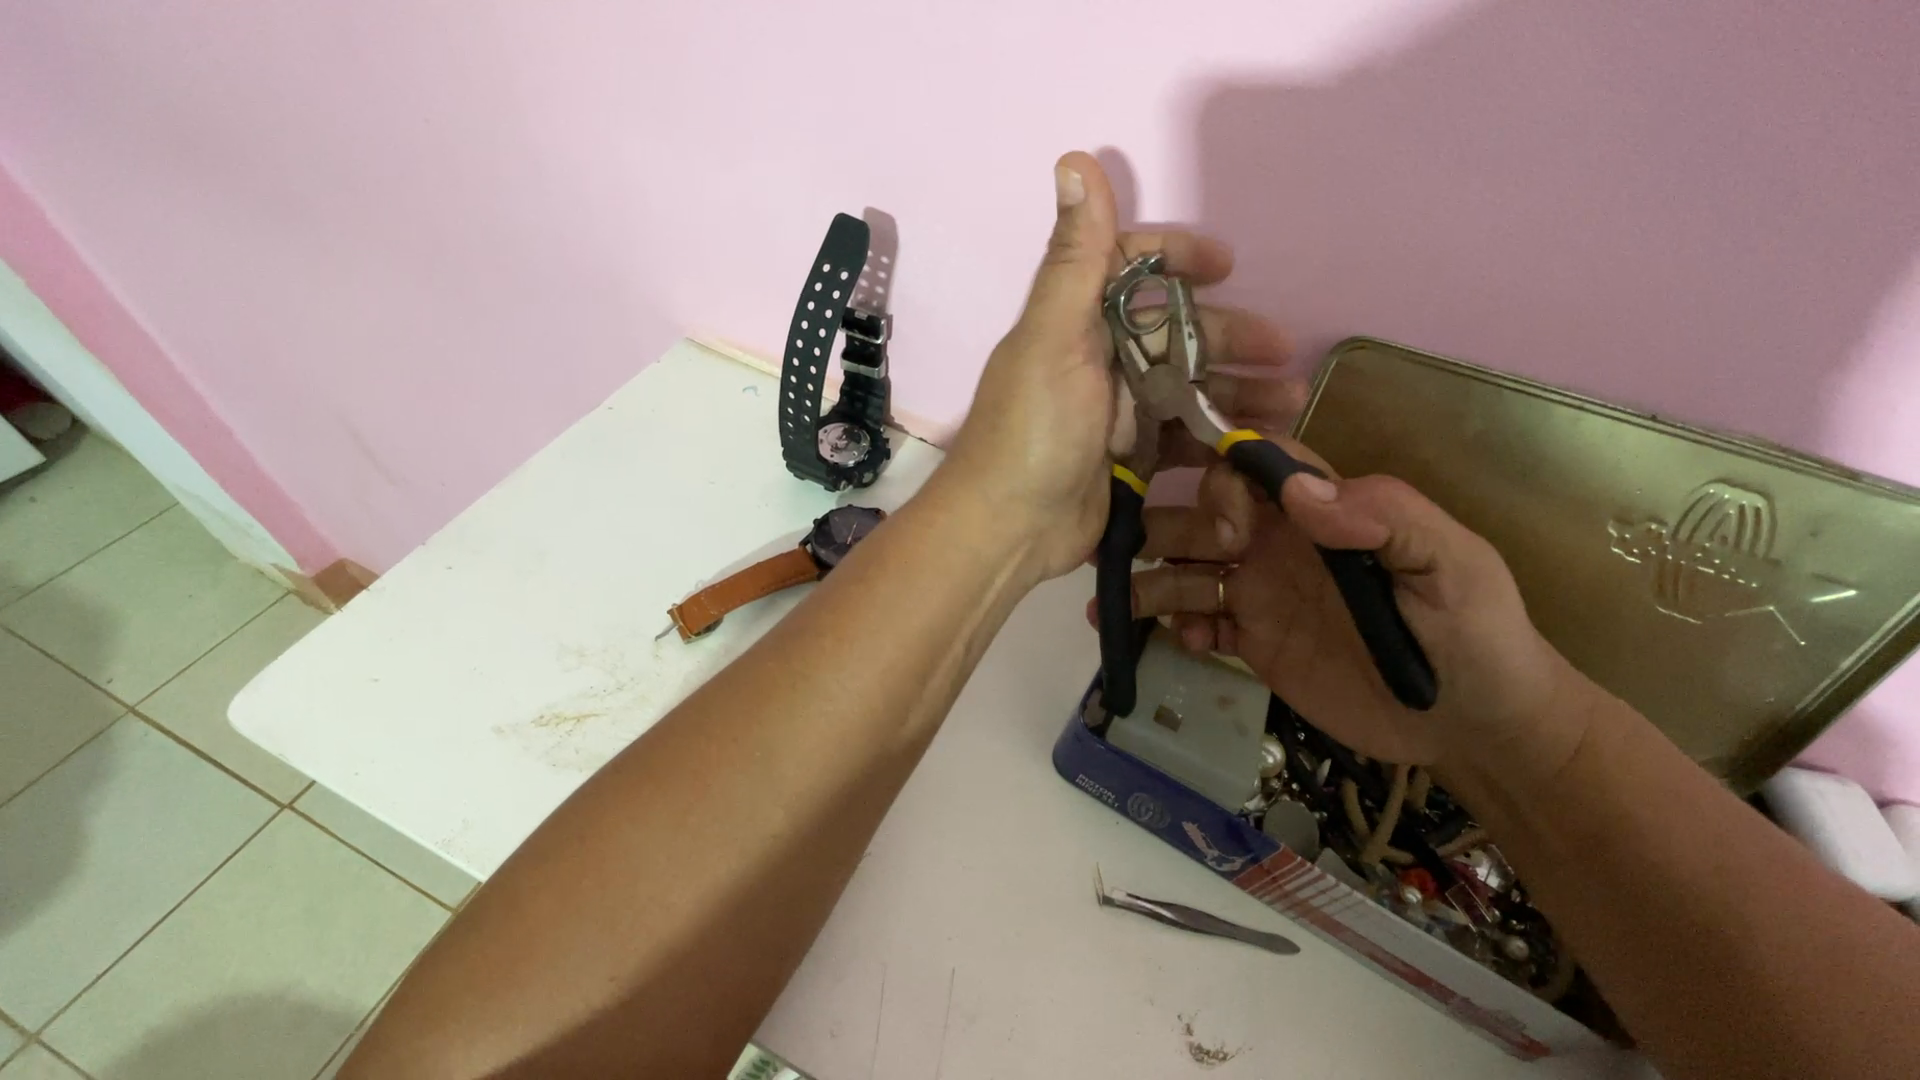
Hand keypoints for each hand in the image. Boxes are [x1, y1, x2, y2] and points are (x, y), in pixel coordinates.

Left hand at [940, 151, 1295, 581]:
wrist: (1009, 529)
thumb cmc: (1032, 431)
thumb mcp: (1053, 338)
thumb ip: (1074, 258)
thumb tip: (1073, 157)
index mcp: (1077, 322)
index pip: (1131, 269)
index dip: (1177, 258)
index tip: (1225, 266)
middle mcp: (1098, 359)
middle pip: (1175, 332)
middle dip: (1229, 335)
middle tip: (1282, 351)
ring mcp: (1116, 412)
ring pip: (1189, 385)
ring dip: (1238, 388)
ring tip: (1290, 401)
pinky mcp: (1131, 458)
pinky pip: (1186, 437)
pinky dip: (1221, 436)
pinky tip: (1261, 443)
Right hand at [1115, 448, 1599, 779]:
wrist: (1474, 724)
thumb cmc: (1475, 633)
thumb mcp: (1451, 564)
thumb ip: (1385, 516)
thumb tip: (1298, 491)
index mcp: (1320, 513)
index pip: (1251, 468)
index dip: (1222, 484)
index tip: (1228, 535)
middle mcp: (1277, 544)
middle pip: (1198, 516)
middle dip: (1159, 524)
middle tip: (1132, 558)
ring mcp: (1260, 594)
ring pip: (1185, 570)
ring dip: (1148, 579)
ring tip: (1115, 603)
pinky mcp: (1253, 644)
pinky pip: (1198, 623)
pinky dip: (1175, 626)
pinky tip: (1176, 639)